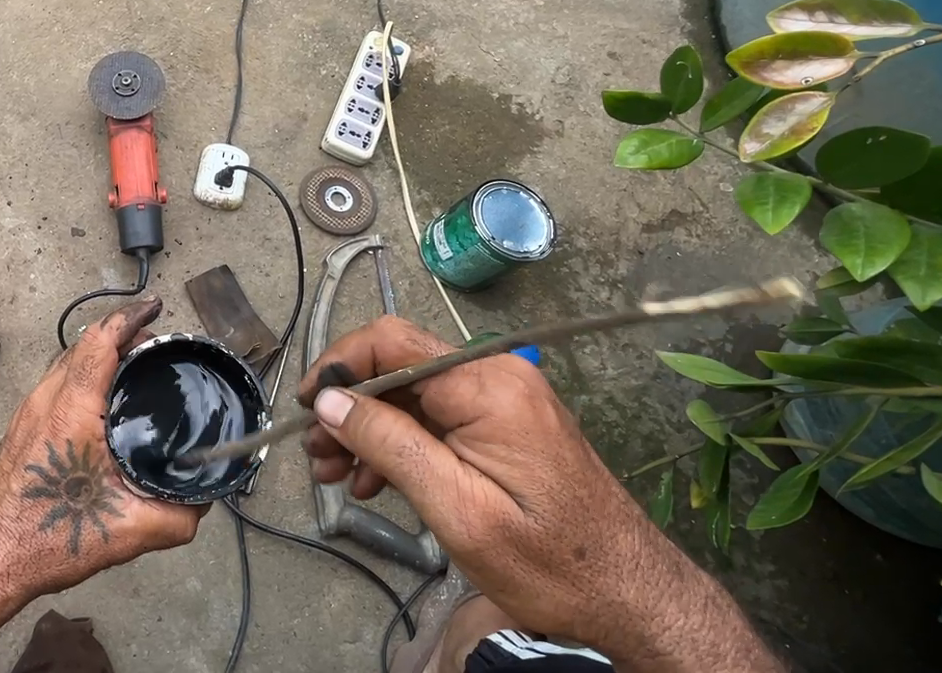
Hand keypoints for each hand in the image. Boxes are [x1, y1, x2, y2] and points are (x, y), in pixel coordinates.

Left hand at [0, 296, 203, 603]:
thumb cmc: (47, 536)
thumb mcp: (127, 531)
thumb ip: (177, 516)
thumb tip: (203, 502)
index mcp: (72, 408)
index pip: (101, 340)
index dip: (131, 317)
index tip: (156, 307)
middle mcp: (46, 398)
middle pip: (84, 343)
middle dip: (121, 332)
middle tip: (154, 340)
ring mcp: (28, 409)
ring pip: (66, 360)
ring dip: (99, 352)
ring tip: (132, 363)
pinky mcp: (20, 425)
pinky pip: (56, 381)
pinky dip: (83, 372)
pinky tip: (100, 398)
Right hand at [297, 317, 776, 669]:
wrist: (632, 599)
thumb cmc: (549, 563)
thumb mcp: (457, 509)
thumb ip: (389, 445)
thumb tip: (329, 402)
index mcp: (485, 385)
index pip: (390, 343)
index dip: (338, 365)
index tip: (309, 406)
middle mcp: (492, 372)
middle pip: (394, 365)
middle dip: (348, 405)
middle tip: (315, 453)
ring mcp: (498, 394)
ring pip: (407, 392)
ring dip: (366, 427)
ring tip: (333, 471)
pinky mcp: (499, 418)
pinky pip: (432, 414)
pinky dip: (397, 440)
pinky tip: (372, 478)